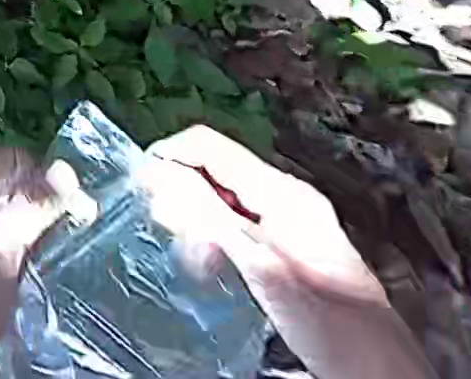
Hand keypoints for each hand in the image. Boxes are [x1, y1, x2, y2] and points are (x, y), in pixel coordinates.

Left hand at [0, 149, 67, 378]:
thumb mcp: (2, 244)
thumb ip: (34, 205)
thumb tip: (67, 170)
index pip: (12, 159)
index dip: (44, 176)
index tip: (77, 201)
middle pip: (16, 179)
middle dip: (47, 197)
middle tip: (80, 217)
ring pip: (21, 203)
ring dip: (45, 218)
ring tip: (72, 234)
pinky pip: (17, 224)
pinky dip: (36, 233)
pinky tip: (53, 248)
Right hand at [140, 127, 430, 378]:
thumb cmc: (330, 325)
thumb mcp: (262, 267)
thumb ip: (209, 215)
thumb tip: (158, 172)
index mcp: (281, 190)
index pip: (207, 144)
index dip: (169, 154)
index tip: (139, 184)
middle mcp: (282, 195)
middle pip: (211, 169)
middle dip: (179, 190)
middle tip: (162, 227)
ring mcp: (286, 219)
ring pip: (218, 196)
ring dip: (192, 216)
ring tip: (188, 254)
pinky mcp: (284, 245)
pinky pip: (232, 221)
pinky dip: (210, 234)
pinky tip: (206, 264)